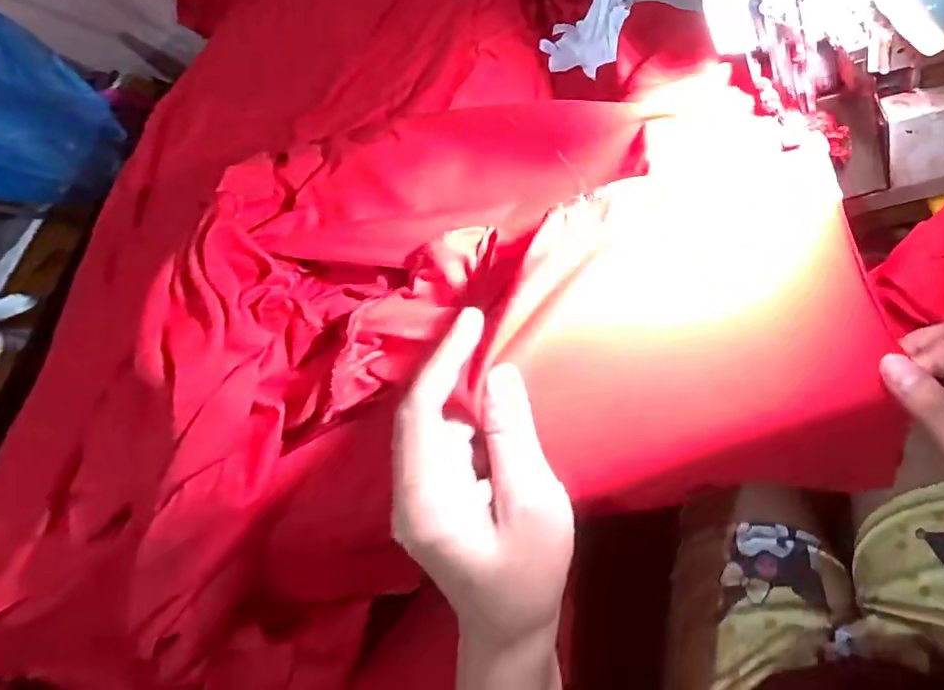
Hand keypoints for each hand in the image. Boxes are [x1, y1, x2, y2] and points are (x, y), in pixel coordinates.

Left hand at [393, 308, 573, 654]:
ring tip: (483, 340)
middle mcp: (410, 493)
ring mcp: (419, 494)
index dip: (443, 360)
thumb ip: (513, 437)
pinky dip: (462, 403)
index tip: (473, 320)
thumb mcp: (533, 501)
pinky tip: (485, 387)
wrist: (511, 624)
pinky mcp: (436, 492)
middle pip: (418, 412)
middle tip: (481, 320)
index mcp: (427, 499)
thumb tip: (499, 375)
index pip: (421, 413)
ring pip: (429, 420)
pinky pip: (443, 434)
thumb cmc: (529, 570)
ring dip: (453, 378)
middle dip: (445, 361)